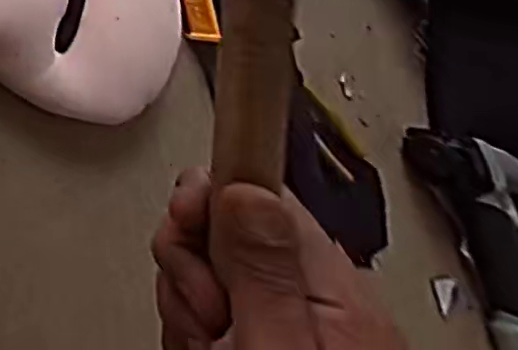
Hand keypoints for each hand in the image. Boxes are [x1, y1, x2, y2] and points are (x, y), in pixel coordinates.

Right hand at [152, 168, 405, 349]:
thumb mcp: (277, 348)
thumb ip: (263, 267)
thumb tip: (246, 184)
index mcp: (335, 294)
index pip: (265, 192)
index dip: (215, 192)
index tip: (188, 211)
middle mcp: (313, 299)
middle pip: (221, 224)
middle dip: (187, 254)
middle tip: (201, 302)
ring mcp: (283, 317)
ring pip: (202, 259)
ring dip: (182, 290)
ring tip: (203, 336)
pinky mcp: (254, 331)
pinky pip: (200, 294)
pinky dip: (186, 315)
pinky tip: (201, 342)